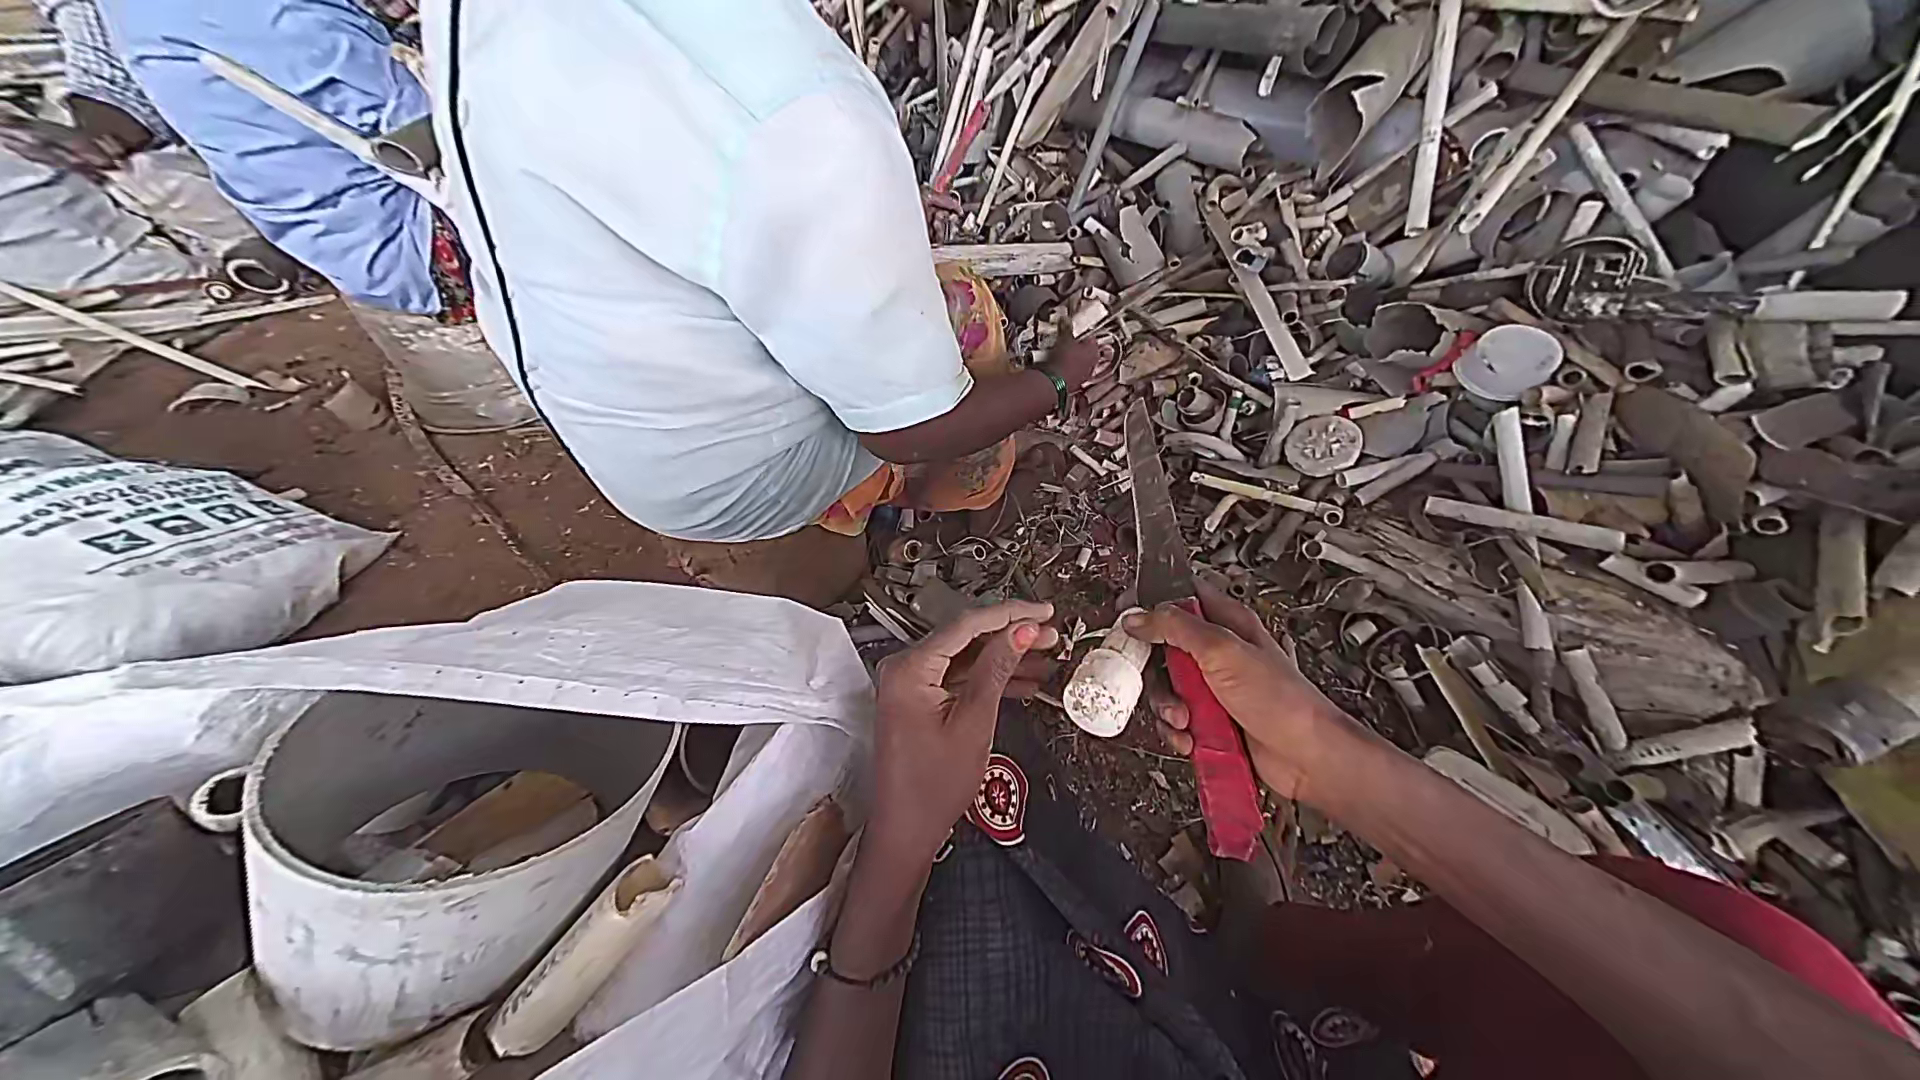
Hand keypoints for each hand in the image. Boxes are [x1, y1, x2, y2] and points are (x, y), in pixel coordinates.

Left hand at [870, 601, 1059, 863]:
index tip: (1043, 612)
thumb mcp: (974, 722)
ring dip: (1005, 658)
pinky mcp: (920, 699)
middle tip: (1050, 636)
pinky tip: (1023, 682)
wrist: (907, 830)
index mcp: (910, 668)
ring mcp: (911, 684)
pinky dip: (989, 680)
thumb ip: (996, 669)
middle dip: (1011, 636)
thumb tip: (1020, 630)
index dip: (1009, 614)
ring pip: (966, 659)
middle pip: (966, 639)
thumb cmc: (933, 785)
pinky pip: (959, 679)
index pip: (966, 625)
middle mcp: (905, 668)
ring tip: (1045, 658)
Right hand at [1040, 333, 1105, 390]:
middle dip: (1075, 345)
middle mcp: (1092, 365)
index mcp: (1095, 351)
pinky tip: (1056, 363)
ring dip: (1070, 356)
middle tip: (1065, 340)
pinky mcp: (1072, 383)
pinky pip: (1070, 371)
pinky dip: (1064, 366)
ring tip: (1058, 351)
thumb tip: (1065, 321)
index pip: (1091, 337)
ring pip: (1077, 361)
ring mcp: (1082, 375)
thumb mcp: (1064, 338)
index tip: (1073, 329)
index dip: (1081, 332)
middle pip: (1085, 350)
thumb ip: (1066, 327)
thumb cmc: (1064, 361)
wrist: (1053, 382)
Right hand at [1124, 584, 1373, 803]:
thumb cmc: (1285, 702)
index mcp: (1226, 624)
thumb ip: (1176, 627)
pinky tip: (1191, 735)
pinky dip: (1177, 730)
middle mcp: (1218, 652)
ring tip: (1184, 717)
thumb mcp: (1224, 651)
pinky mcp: (1209, 718)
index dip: (1151, 602)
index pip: (1180, 597)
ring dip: (1166, 705)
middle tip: (1157, 679)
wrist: (1308, 759)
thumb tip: (1138, 616)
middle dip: (1154, 669)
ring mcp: (1212, 687)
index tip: (1127, 616)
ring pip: (1165, 686)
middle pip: (1162, 647)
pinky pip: (1174, 719)